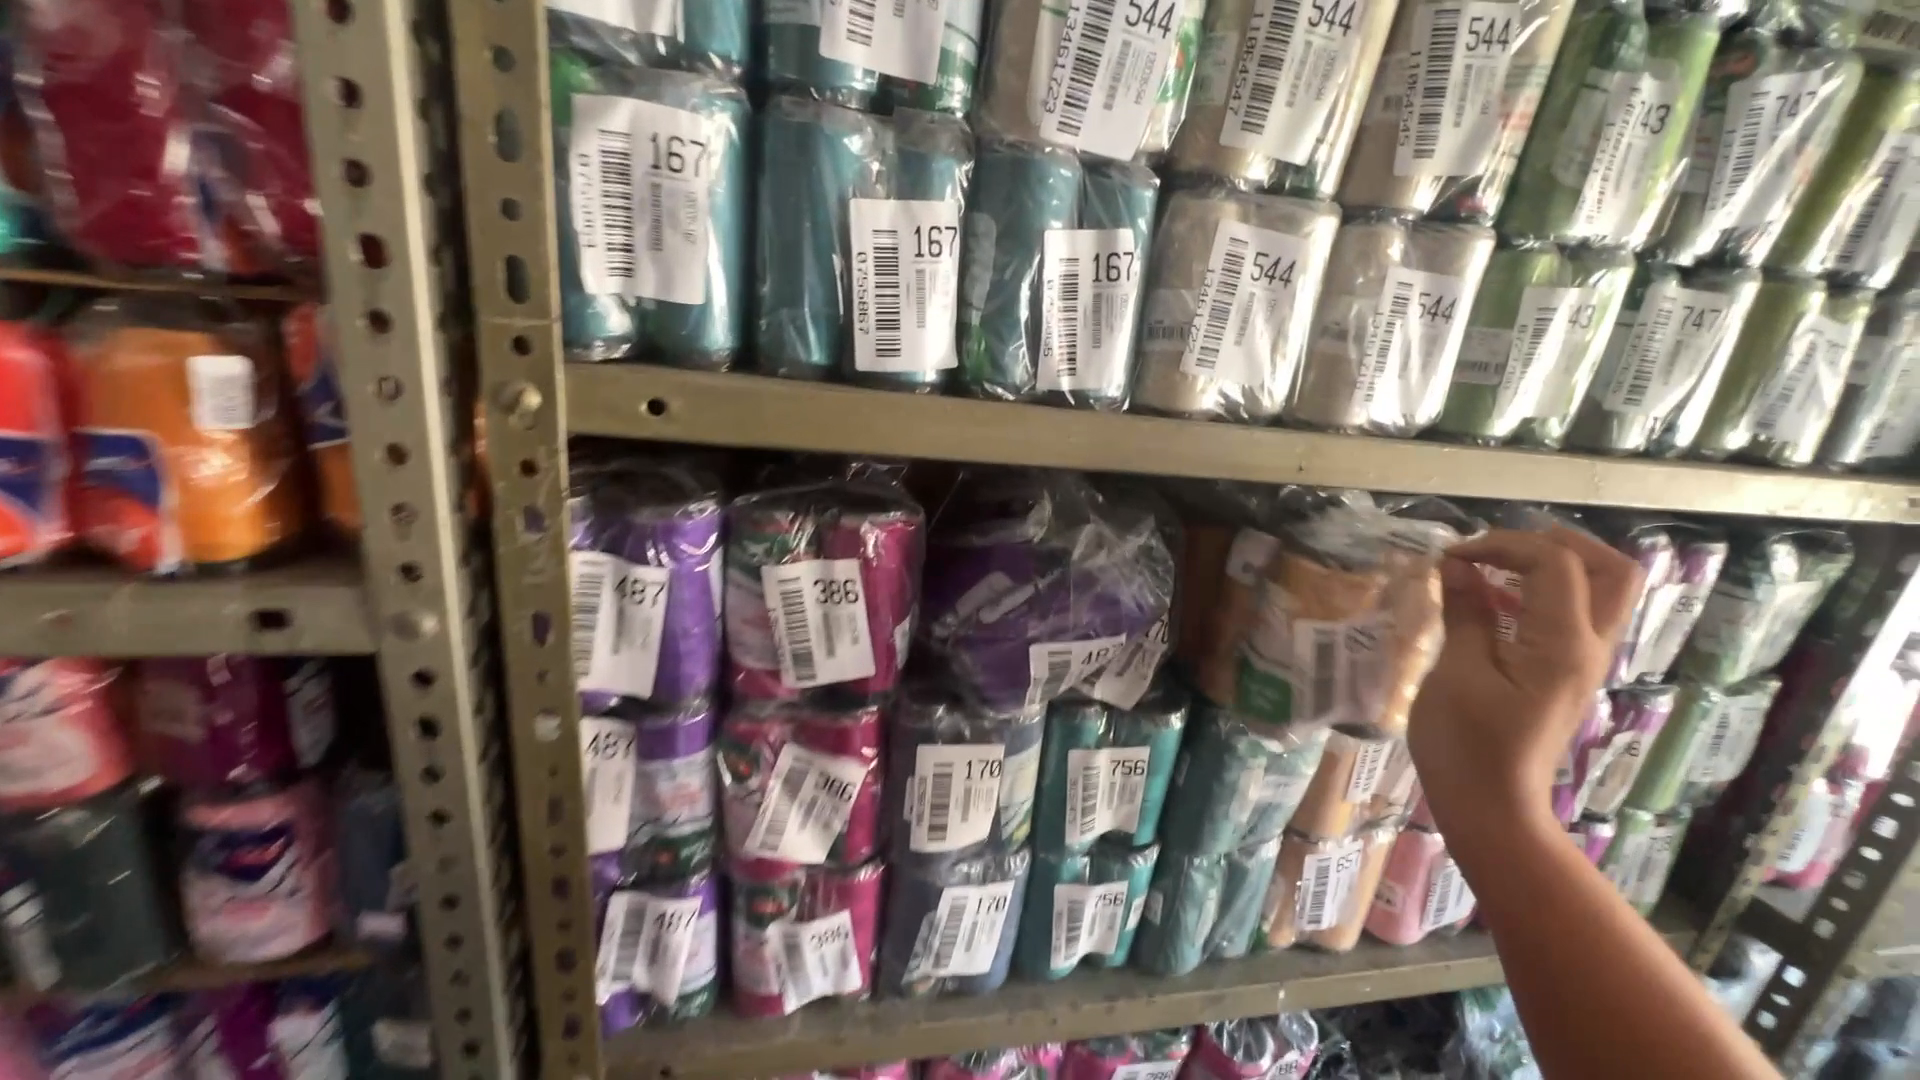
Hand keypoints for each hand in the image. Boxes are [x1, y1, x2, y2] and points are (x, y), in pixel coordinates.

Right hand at [1408, 527, 1642, 836]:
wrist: (1490, 806)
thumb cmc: (1466, 743)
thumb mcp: (1455, 673)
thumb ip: (1465, 613)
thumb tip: (1458, 566)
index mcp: (1563, 644)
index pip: (1554, 563)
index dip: (1501, 545)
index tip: (1450, 557)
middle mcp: (1589, 647)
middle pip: (1610, 569)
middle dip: (1553, 541)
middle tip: (1495, 546)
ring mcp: (1583, 662)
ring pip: (1600, 591)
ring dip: (1553, 565)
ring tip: (1493, 567)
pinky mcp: (1567, 674)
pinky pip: (1574, 615)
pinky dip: (1542, 593)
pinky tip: (1495, 603)